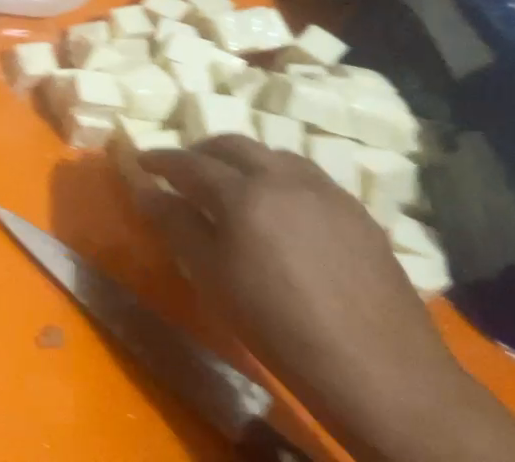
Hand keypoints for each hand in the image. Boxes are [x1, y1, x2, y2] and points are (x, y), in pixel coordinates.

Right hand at [135, 137, 514, 461]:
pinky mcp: (360, 215)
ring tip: (231, 189)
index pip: (186, 162)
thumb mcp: (208, 274)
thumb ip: (173, 221)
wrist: (378, 368)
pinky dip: (280, 181)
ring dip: (243, 162)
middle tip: (180, 173)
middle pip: (232, 145)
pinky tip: (280, 213)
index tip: (137, 163)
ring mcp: (328, 194)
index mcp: (242, 192)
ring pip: (275, 156)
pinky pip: (309, 180)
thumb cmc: (275, 322)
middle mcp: (285, 179)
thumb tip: (144, 186)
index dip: (156, 160)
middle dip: (200, 152)